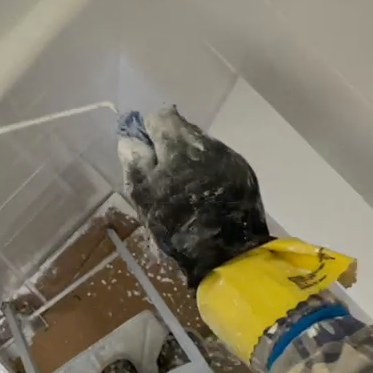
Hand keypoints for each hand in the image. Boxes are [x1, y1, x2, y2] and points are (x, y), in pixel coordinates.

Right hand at [118, 106, 272, 285]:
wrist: (227, 254)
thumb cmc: (176, 227)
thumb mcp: (143, 197)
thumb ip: (135, 161)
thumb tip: (130, 138)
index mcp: (179, 145)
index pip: (160, 117)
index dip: (148, 132)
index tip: (144, 152)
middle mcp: (207, 143)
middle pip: (182, 129)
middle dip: (168, 147)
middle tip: (161, 176)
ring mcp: (228, 157)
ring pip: (200, 146)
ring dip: (188, 159)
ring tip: (183, 188)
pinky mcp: (243, 173)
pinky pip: (218, 161)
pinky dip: (206, 171)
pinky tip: (203, 194)